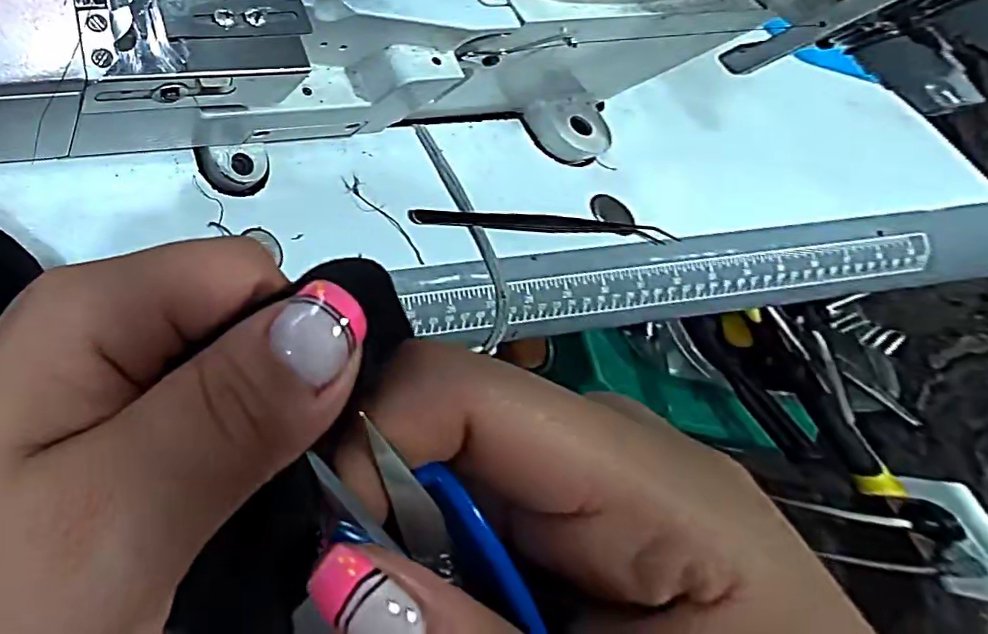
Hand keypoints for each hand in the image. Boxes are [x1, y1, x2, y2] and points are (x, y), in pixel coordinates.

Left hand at [0, 237, 366, 633]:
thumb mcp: (114, 512)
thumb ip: (222, 413)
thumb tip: (336, 318)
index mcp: (91, 302)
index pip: (241, 271)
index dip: (298, 344)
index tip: (325, 448)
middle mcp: (99, 309)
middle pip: (239, 310)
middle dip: (284, 390)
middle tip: (289, 497)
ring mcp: (105, 357)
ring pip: (230, 360)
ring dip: (263, 428)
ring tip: (257, 511)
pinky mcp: (113, 406)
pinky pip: (205, 401)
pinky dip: (234, 448)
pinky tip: (224, 505)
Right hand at [315, 341, 870, 632]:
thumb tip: (334, 570)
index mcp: (653, 480)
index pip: (456, 385)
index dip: (372, 436)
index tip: (337, 534)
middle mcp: (613, 446)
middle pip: (436, 409)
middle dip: (381, 488)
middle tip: (370, 585)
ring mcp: (591, 470)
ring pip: (438, 449)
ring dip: (402, 521)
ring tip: (418, 601)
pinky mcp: (574, 503)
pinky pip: (467, 487)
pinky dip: (432, 536)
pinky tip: (453, 593)